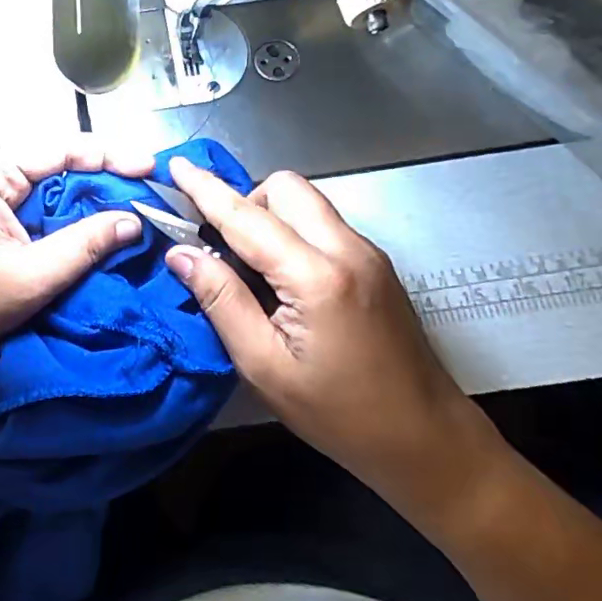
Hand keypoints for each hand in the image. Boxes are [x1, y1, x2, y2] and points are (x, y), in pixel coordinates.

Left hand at [0, 137, 154, 380]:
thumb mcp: (32, 275)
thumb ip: (86, 243)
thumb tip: (136, 219)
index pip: (62, 148)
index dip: (110, 156)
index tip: (151, 168)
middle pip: (62, 160)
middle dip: (107, 172)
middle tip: (151, 186)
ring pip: (58, 181)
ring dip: (96, 192)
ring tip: (139, 198)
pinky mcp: (1, 214)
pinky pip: (48, 202)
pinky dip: (78, 210)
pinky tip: (108, 218)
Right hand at [163, 157, 491, 500]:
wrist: (423, 434)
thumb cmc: (340, 415)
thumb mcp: (266, 369)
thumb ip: (223, 302)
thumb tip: (182, 255)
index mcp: (318, 275)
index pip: (249, 217)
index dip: (207, 190)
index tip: (178, 166)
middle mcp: (348, 247)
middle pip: (287, 188)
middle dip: (248, 202)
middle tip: (225, 249)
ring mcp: (368, 250)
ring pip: (308, 202)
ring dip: (272, 216)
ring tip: (254, 268)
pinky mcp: (376, 261)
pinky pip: (325, 224)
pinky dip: (296, 232)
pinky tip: (288, 280)